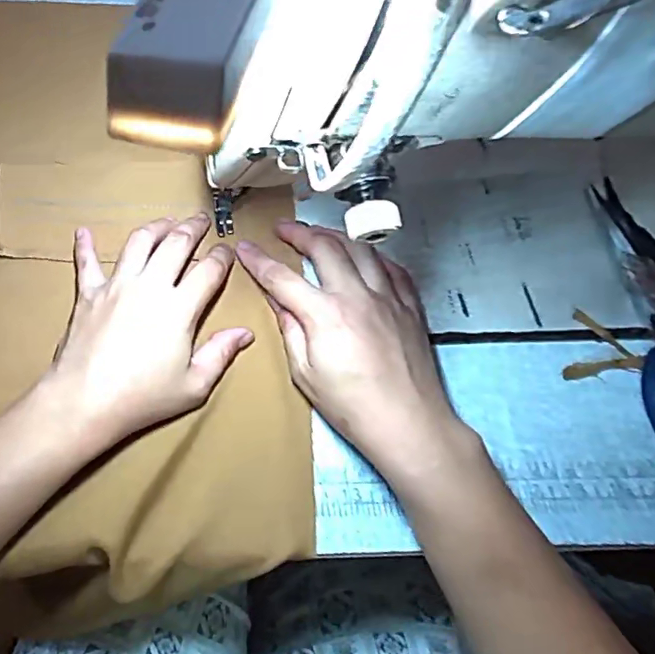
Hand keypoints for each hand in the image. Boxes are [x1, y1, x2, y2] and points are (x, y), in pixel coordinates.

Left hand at [36, 214, 253, 451]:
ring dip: (155, 228)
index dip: (222, 256)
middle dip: (192, 228)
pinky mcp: (88, 294)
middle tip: (200, 221)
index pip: (208, 270)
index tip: (227, 249)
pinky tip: (83, 232)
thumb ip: (220, 354)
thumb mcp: (193, 385)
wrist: (85, 400)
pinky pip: (86, 263)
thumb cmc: (141, 398)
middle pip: (175, 244)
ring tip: (165, 223)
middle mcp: (148, 287)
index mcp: (179, 308)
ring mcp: (116, 286)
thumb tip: (244, 334)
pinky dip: (85, 246)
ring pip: (138, 243)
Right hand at [236, 220, 479, 481]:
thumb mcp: (305, 374)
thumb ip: (290, 330)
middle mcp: (358, 296)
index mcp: (326, 315)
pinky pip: (391, 266)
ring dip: (335, 237)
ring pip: (360, 249)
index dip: (258, 260)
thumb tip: (279, 302)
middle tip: (284, 229)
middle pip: (325, 247)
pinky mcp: (410, 305)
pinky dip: (371, 255)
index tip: (244, 248)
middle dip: (299, 232)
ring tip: (320, 236)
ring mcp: (388, 297)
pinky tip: (363, 258)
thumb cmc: (353, 407)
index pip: (282, 277)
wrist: (408, 424)